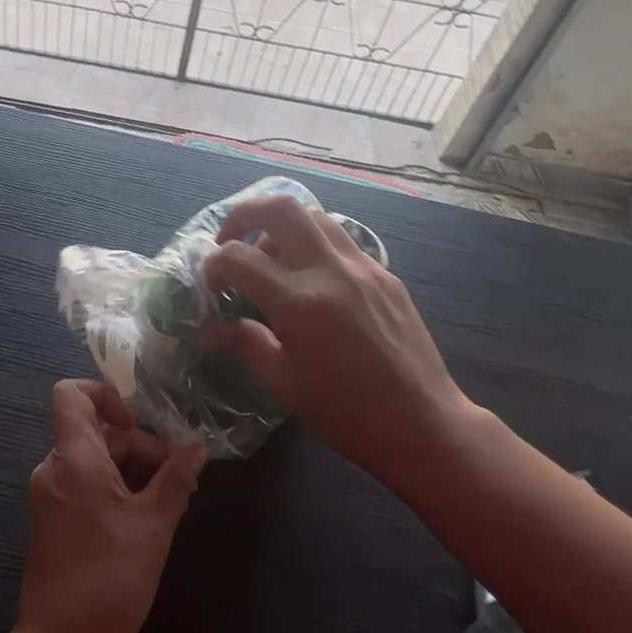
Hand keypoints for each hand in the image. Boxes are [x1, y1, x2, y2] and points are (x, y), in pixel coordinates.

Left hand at [17, 379, 206, 632]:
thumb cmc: (111, 577)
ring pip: (94, 460)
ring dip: (133, 469)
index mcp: (73, 459)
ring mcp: (50, 495)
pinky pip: (85, 484)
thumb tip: (198, 448)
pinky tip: (149, 515)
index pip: (70, 394)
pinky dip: (116, 488)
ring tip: (174, 497)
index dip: (105, 394)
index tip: (139, 422)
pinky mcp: (53, 520)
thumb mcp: (154, 525)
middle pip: (96, 432)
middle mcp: (54, 468)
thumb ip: (176, 479)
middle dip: (140, 446)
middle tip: (182, 475)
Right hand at [200, 195, 480, 487]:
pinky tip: (313, 281)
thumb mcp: (284, 382)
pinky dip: (317, 246)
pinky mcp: (387, 275)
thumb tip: (210, 331)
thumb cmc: (345, 412)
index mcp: (298, 301)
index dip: (213, 267)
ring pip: (316, 216)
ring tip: (273, 258)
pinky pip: (344, 242)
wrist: (421, 424)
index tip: (212, 287)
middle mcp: (330, 271)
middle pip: (280, 208)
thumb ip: (245, 342)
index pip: (237, 257)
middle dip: (244, 214)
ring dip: (284, 226)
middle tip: (232, 240)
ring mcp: (364, 268)